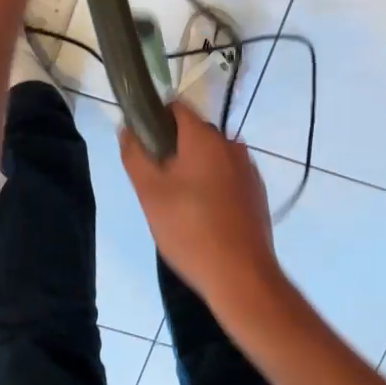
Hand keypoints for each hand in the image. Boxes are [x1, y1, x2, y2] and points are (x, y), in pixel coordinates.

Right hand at [120, 102, 278, 304]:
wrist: (242, 277)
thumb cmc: (190, 230)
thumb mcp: (150, 193)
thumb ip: (135, 155)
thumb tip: (128, 129)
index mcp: (204, 136)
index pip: (176, 108)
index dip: (155, 121)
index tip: (144, 148)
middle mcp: (230, 144)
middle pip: (194, 134)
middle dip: (174, 151)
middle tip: (158, 186)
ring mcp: (248, 169)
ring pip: (212, 158)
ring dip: (195, 171)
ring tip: (181, 207)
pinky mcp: (257, 193)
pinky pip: (229, 178)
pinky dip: (215, 188)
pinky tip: (206, 219)